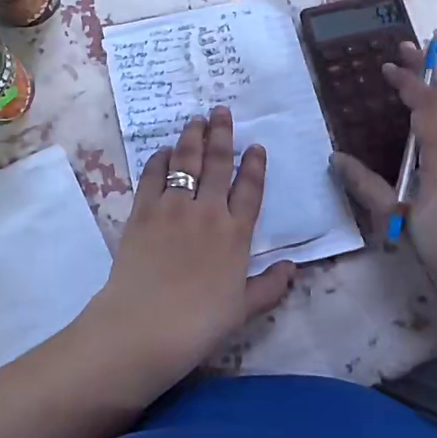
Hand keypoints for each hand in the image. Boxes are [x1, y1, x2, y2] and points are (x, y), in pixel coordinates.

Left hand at [76, 107, 295, 390]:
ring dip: (192, 137)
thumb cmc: (198, 324)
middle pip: (218, 164)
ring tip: (196, 119)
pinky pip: (153, 176)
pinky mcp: (143, 210)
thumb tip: (293, 267)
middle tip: (221, 111)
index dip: (254, 166)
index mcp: (235, 234)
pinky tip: (163, 150)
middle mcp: (207, 212)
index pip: (250, 190)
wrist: (145, 326)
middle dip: (222, 134)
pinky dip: (160, 159)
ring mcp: (173, 207)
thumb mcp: (242, 310)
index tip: (256, 146)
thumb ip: (269, 286)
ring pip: (186, 162)